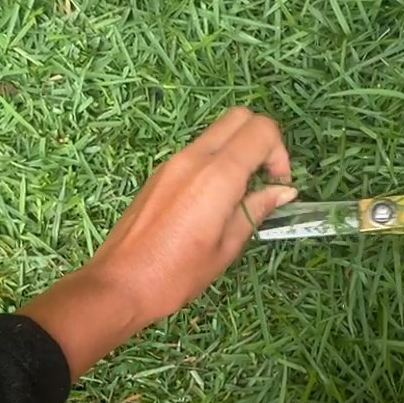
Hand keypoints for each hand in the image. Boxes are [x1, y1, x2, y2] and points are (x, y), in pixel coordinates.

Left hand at [21, 106, 295, 376]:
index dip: (280, 153)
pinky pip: (197, 151)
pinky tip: (214, 202)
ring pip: (217, 133)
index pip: (261, 131)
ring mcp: (173, 162)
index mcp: (216, 176)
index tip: (278, 185)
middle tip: (265, 179)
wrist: (119, 284)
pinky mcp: (160, 173)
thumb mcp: (226, 247)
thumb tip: (284, 191)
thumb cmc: (176, 275)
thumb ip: (256, 210)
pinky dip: (216, 162)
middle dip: (262, 141)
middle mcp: (193, 158)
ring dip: (238, 151)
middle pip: (240, 118)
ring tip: (240, 195)